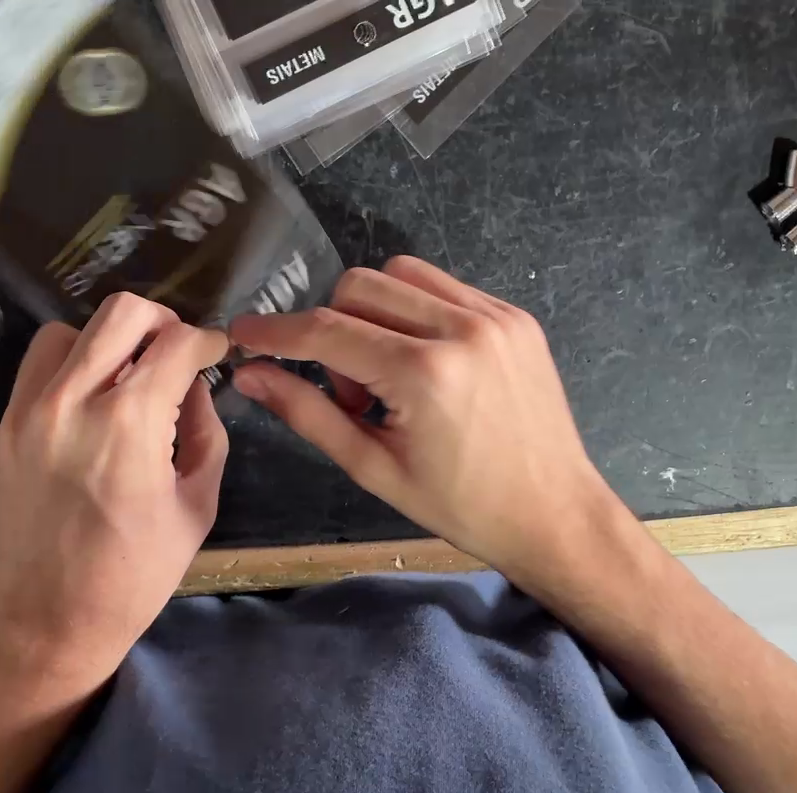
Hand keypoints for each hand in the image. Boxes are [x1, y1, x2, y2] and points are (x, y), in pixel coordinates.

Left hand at [0, 294, 228, 718]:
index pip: (176, 345)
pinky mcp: (2, 430)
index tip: (218, 352)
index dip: (208, 342)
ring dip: (110, 342)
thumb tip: (196, 390)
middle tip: (180, 351)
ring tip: (131, 379)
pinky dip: (72, 370)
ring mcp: (27, 413)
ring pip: (70, 332)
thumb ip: (204, 435)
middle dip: (163, 323)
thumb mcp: (196, 508)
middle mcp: (72, 402)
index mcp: (129, 424)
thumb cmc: (134, 577)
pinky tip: (93, 409)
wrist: (46, 624)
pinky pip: (38, 371)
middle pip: (121, 314)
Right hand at [228, 256, 622, 583]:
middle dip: (333, 330)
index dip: (276, 331)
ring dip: (374, 315)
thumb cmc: (461, 507)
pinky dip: (417, 315)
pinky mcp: (516, 317)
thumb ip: (309, 414)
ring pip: (401, 276)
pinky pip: (445, 288)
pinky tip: (428, 365)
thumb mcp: (375, 468)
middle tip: (355, 394)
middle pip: (359, 286)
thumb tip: (251, 375)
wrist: (552, 513)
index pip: (327, 331)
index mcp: (423, 374)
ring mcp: (496, 316)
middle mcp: (461, 328)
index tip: (243, 334)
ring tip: (392, 377)